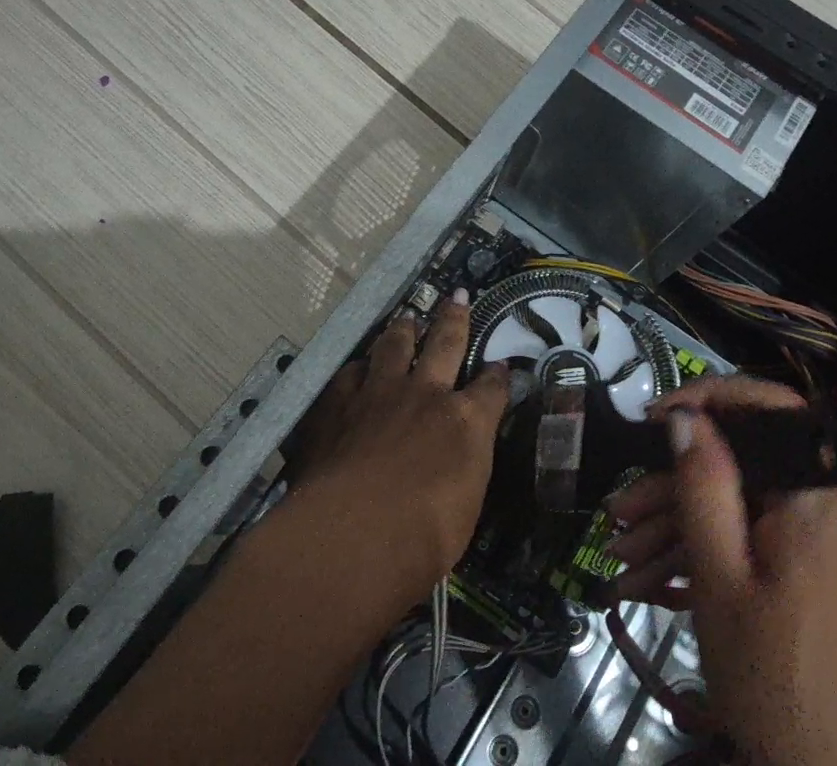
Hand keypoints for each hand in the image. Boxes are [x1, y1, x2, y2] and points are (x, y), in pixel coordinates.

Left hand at [289, 290, 511, 587]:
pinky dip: (358, 368)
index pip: (491, 389)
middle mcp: (425, 394)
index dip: (498, 377)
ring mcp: (377, 393)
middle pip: (444, 344)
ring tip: (407, 318)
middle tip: (458, 297)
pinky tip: (357, 367)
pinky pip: (349, 373)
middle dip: (454, 319)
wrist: (352, 535)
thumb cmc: (423, 539)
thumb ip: (465, 471)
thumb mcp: (466, 509)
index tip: (501, 367)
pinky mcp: (336, 404)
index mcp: (466, 422)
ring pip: (393, 345)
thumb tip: (463, 461)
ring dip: (403, 329)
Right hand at [605, 376, 836, 765]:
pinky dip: (702, 561)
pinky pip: (749, 551)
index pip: (773, 410)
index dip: (712, 399)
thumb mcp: (720, 577)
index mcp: (812, 500)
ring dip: (675, 531)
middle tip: (616, 515)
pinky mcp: (805, 584)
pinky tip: (652, 588)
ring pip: (738, 513)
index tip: (654, 418)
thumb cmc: (771, 678)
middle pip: (742, 469)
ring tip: (620, 564)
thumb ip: (703, 488)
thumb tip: (686, 417)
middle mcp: (821, 514)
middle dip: (672, 486)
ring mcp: (815, 552)